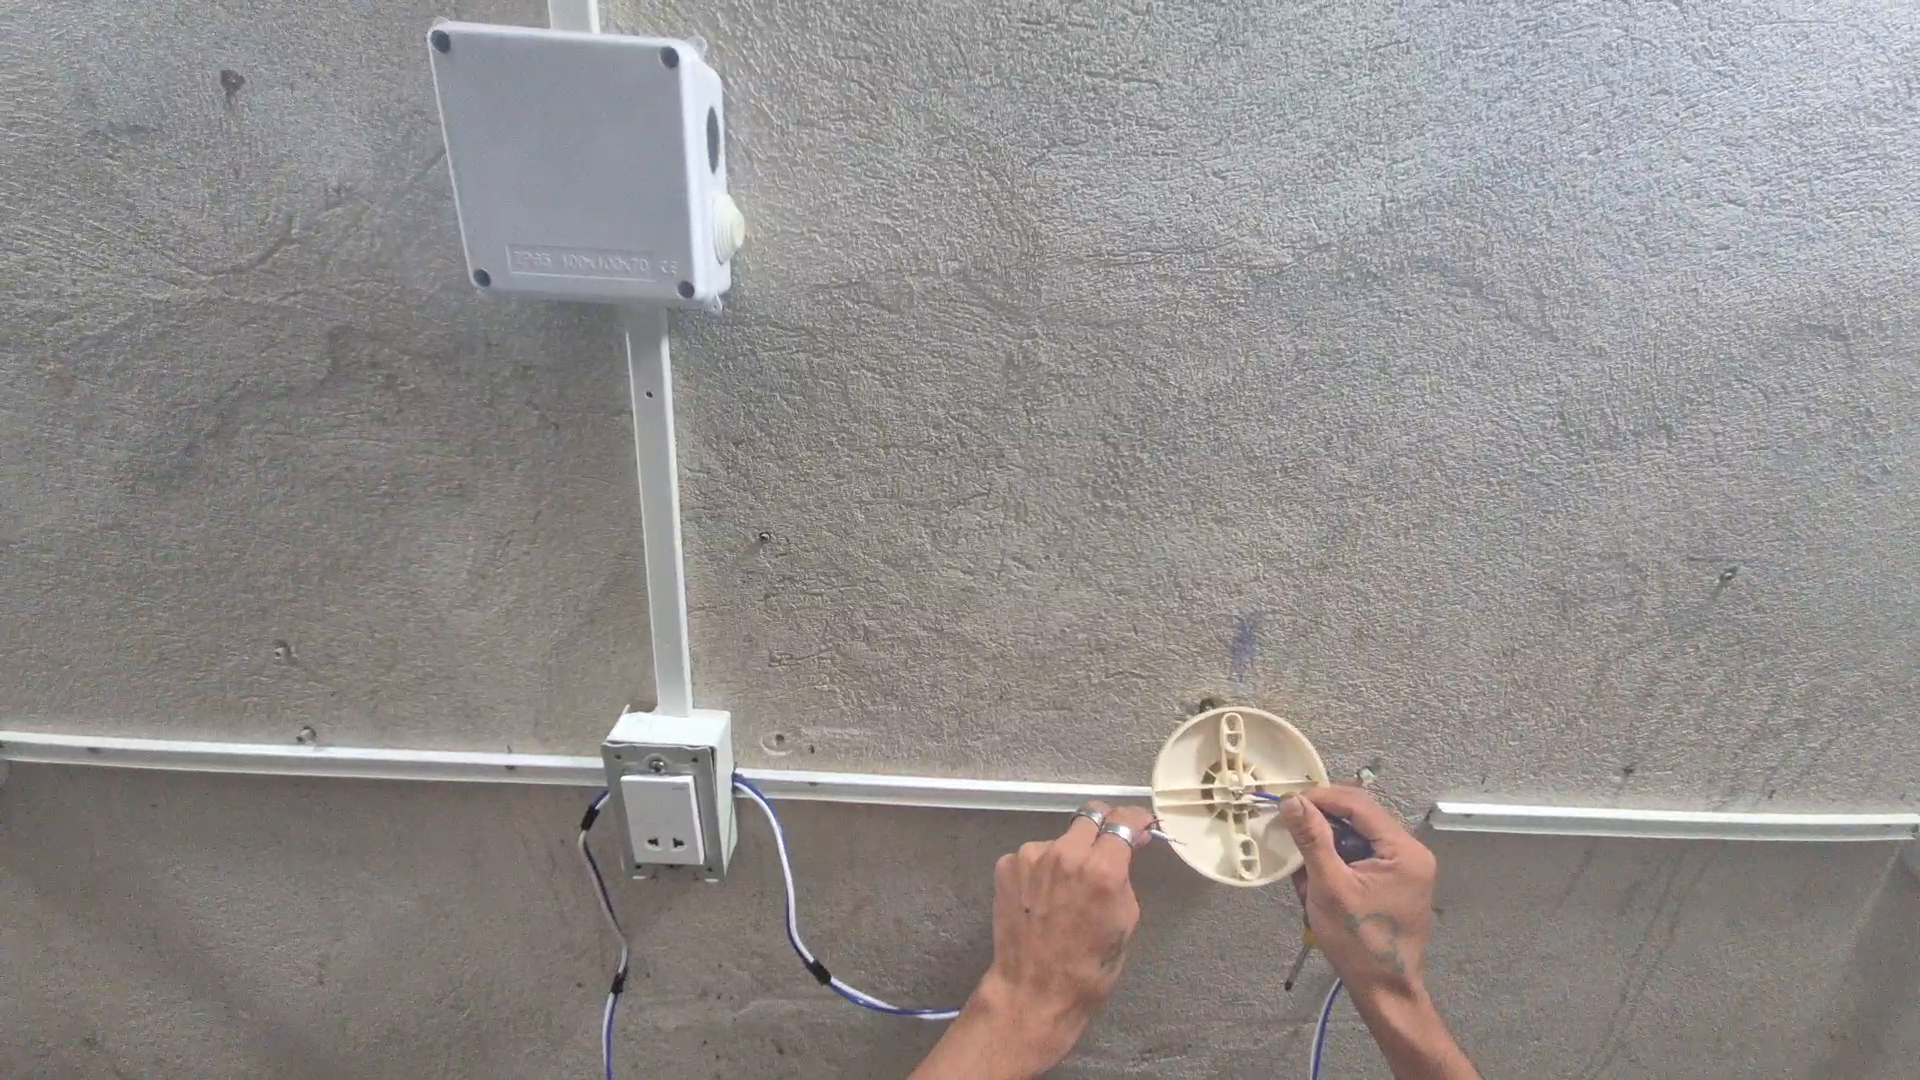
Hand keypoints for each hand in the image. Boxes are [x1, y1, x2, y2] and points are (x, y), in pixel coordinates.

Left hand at [909, 802, 1154, 1079]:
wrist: (1033, 991)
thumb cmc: (1090, 966)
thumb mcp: (1124, 920)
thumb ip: (1126, 875)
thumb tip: (1130, 844)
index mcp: (1101, 869)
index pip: (1123, 822)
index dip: (1136, 818)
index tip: (1141, 822)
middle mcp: (1064, 852)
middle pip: (1090, 818)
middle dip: (1102, 829)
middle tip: (1105, 848)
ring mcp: (1031, 856)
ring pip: (1060, 840)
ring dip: (1069, 854)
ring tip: (1066, 889)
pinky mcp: (1007, 864)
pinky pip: (1034, 856)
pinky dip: (1042, 869)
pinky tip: (1041, 897)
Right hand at [1283, 786, 1436, 1000]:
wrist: (1384, 992)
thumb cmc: (1358, 941)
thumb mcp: (1329, 886)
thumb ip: (1312, 839)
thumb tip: (1292, 800)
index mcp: (1404, 851)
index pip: (1358, 804)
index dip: (1321, 797)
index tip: (1287, 802)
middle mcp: (1410, 852)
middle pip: (1359, 814)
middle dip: (1322, 816)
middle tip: (1289, 822)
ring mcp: (1404, 866)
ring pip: (1357, 831)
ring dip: (1326, 836)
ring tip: (1300, 851)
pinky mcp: (1393, 879)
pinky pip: (1360, 850)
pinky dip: (1336, 853)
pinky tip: (1316, 868)